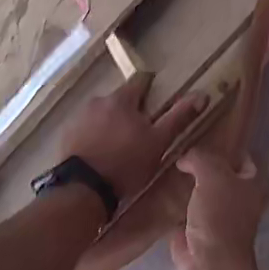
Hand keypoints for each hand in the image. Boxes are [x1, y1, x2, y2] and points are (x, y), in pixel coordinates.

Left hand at [60, 73, 206, 200]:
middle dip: (131, 109)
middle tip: (142, 131)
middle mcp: (97, 101)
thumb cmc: (127, 163)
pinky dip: (96, 135)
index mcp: (122, 100)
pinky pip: (87, 128)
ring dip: (113, 122)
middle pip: (120, 99)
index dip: (152, 87)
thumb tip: (202, 95)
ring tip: (122, 145)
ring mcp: (78, 117)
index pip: (141, 81)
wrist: (85, 188)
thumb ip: (179, 118)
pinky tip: (103, 153)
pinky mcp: (66, 134)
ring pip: (103, 113)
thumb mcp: (159, 142)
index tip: (159, 100)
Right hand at [169, 146, 268, 269]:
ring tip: (165, 162)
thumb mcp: (213, 174)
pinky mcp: (197, 230)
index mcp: (254, 184)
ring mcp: (218, 215)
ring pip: (201, 190)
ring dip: (186, 181)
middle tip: (178, 146)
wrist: (209, 262)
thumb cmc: (220, 215)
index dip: (226, 144)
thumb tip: (185, 158)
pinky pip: (185, 208)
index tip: (202, 133)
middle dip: (202, 163)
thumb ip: (201, 158)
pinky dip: (174, 201)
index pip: (242, 156)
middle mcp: (240, 198)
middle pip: (220, 173)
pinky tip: (157, 186)